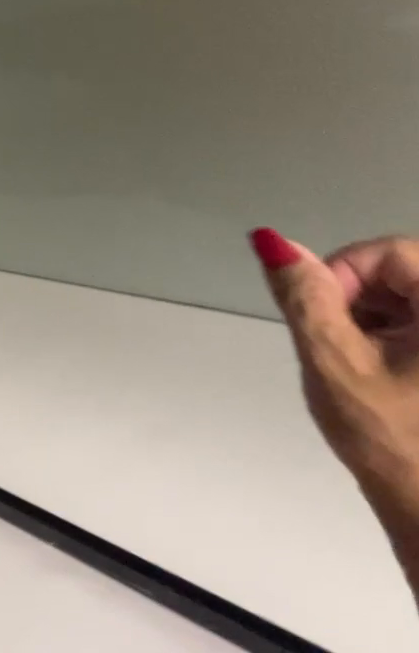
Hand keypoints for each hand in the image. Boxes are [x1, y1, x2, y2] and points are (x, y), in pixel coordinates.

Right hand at [252, 229, 418, 601]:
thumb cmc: (389, 434)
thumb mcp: (332, 358)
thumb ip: (302, 294)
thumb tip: (272, 240)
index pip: (389, 252)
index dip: (344, 274)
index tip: (328, 317)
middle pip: (406, 272)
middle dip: (361, 298)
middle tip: (345, 345)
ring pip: (415, 297)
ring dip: (381, 318)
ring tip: (371, 365)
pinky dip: (402, 336)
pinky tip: (395, 376)